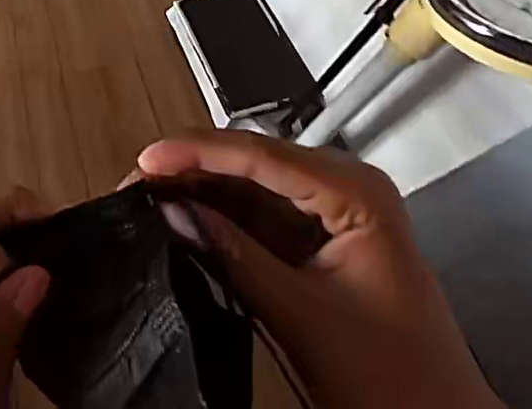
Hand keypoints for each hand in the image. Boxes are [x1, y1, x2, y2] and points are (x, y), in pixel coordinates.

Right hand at [137, 131, 503, 408]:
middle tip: (140, 180)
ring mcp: (331, 209)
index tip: (148, 159)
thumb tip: (175, 211)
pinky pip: (261, 214)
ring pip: (253, 184)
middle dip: (194, 168)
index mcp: (354, 191)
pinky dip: (222, 217)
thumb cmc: (391, 379)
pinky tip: (186, 217)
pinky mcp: (318, 235)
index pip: (262, 155)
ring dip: (203, 190)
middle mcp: (343, 185)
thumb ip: (236, 256)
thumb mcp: (303, 316)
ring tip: (152, 197)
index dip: (198, 152)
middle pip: (254, 161)